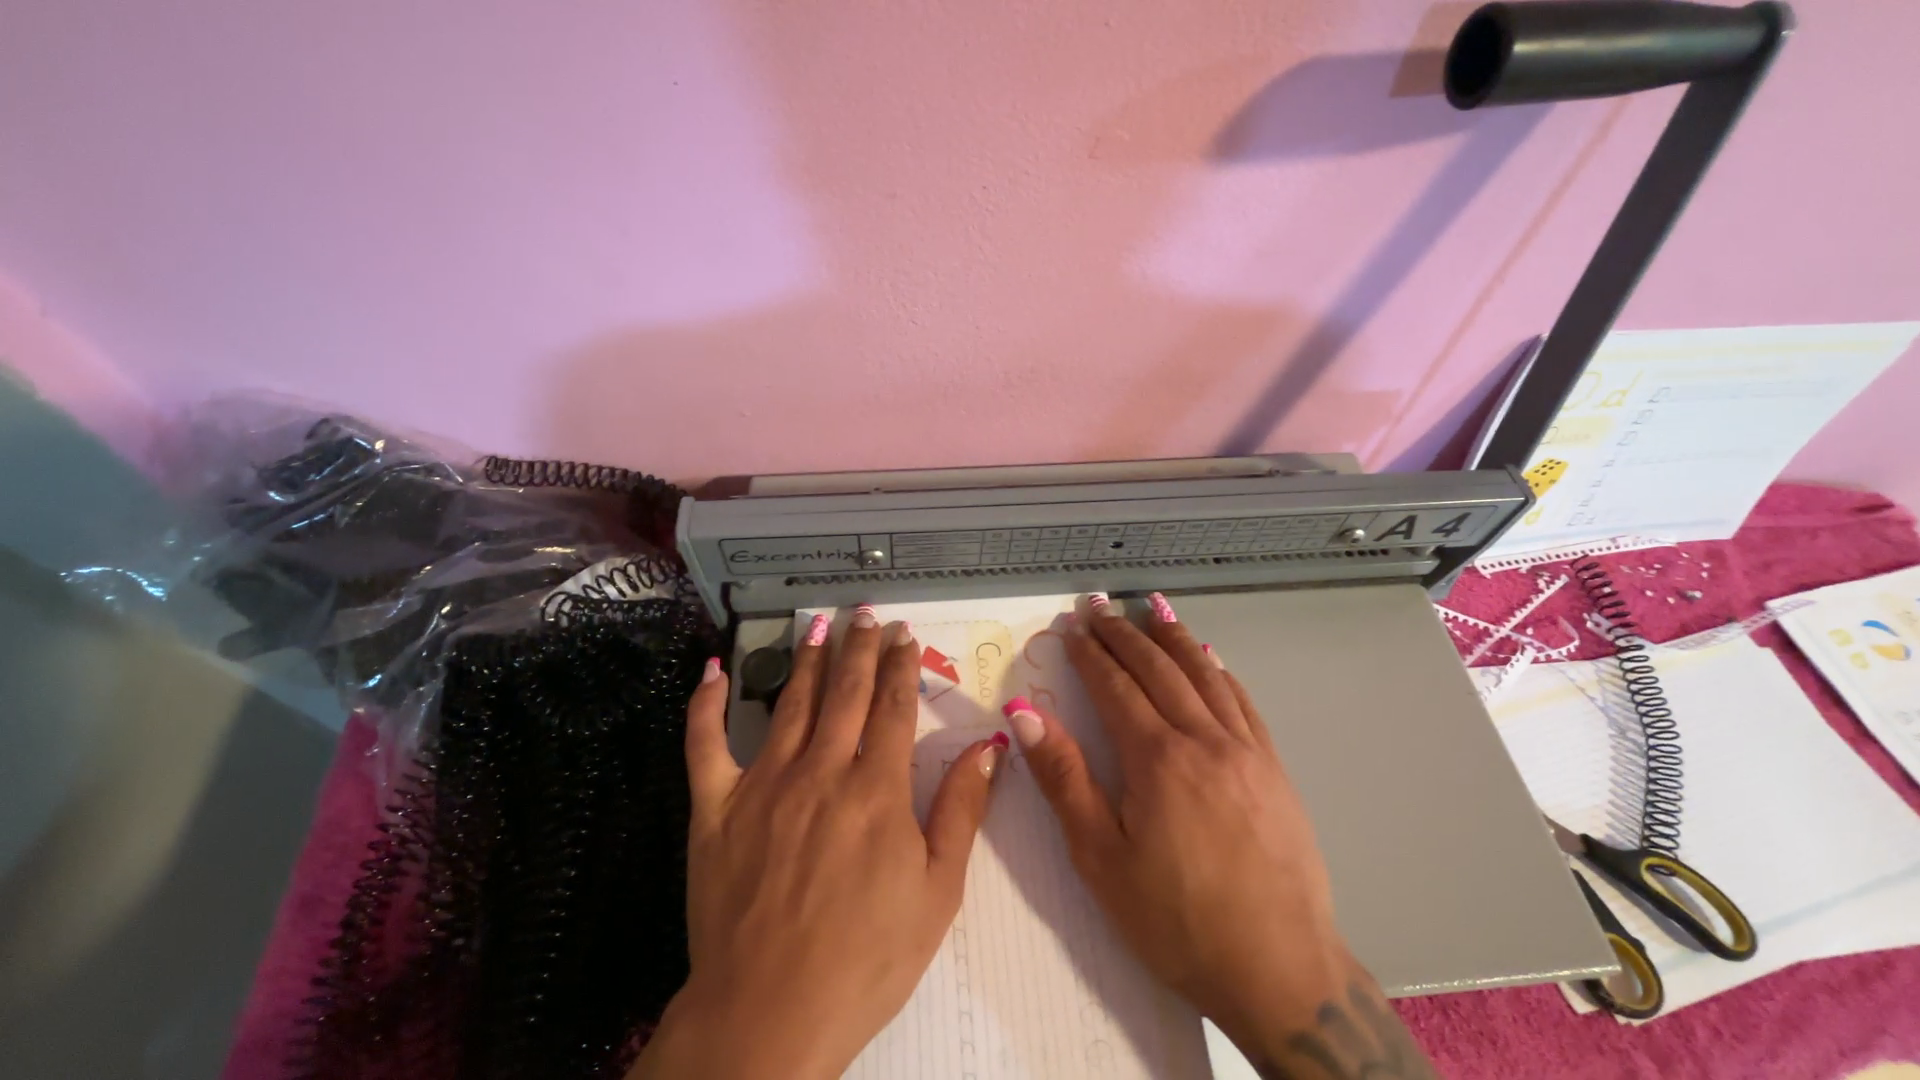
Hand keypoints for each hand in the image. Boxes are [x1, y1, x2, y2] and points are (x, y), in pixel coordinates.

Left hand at [630, 609, 1005, 1079]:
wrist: (771, 1011)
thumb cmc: (867, 959)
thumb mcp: (937, 892)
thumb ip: (962, 812)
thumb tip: (987, 747)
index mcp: (877, 791)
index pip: (894, 709)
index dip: (901, 666)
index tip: (903, 634)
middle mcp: (821, 772)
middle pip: (845, 694)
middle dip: (859, 649)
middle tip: (865, 614)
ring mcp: (763, 786)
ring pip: (789, 705)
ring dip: (807, 661)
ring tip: (818, 626)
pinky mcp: (714, 809)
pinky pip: (705, 744)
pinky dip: (707, 704)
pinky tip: (716, 670)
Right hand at [1010, 592, 1435, 1079]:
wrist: (1278, 968)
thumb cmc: (1175, 920)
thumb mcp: (1101, 858)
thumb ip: (1064, 779)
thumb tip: (1025, 713)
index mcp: (1158, 758)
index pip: (1116, 686)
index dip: (1090, 653)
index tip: (1071, 626)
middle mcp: (1205, 739)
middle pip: (1160, 669)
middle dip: (1125, 633)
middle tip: (1099, 605)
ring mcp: (1247, 751)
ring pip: (1206, 675)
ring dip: (1174, 638)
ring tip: (1152, 609)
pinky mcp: (1274, 769)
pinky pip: (1243, 702)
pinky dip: (1220, 671)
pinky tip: (1211, 659)